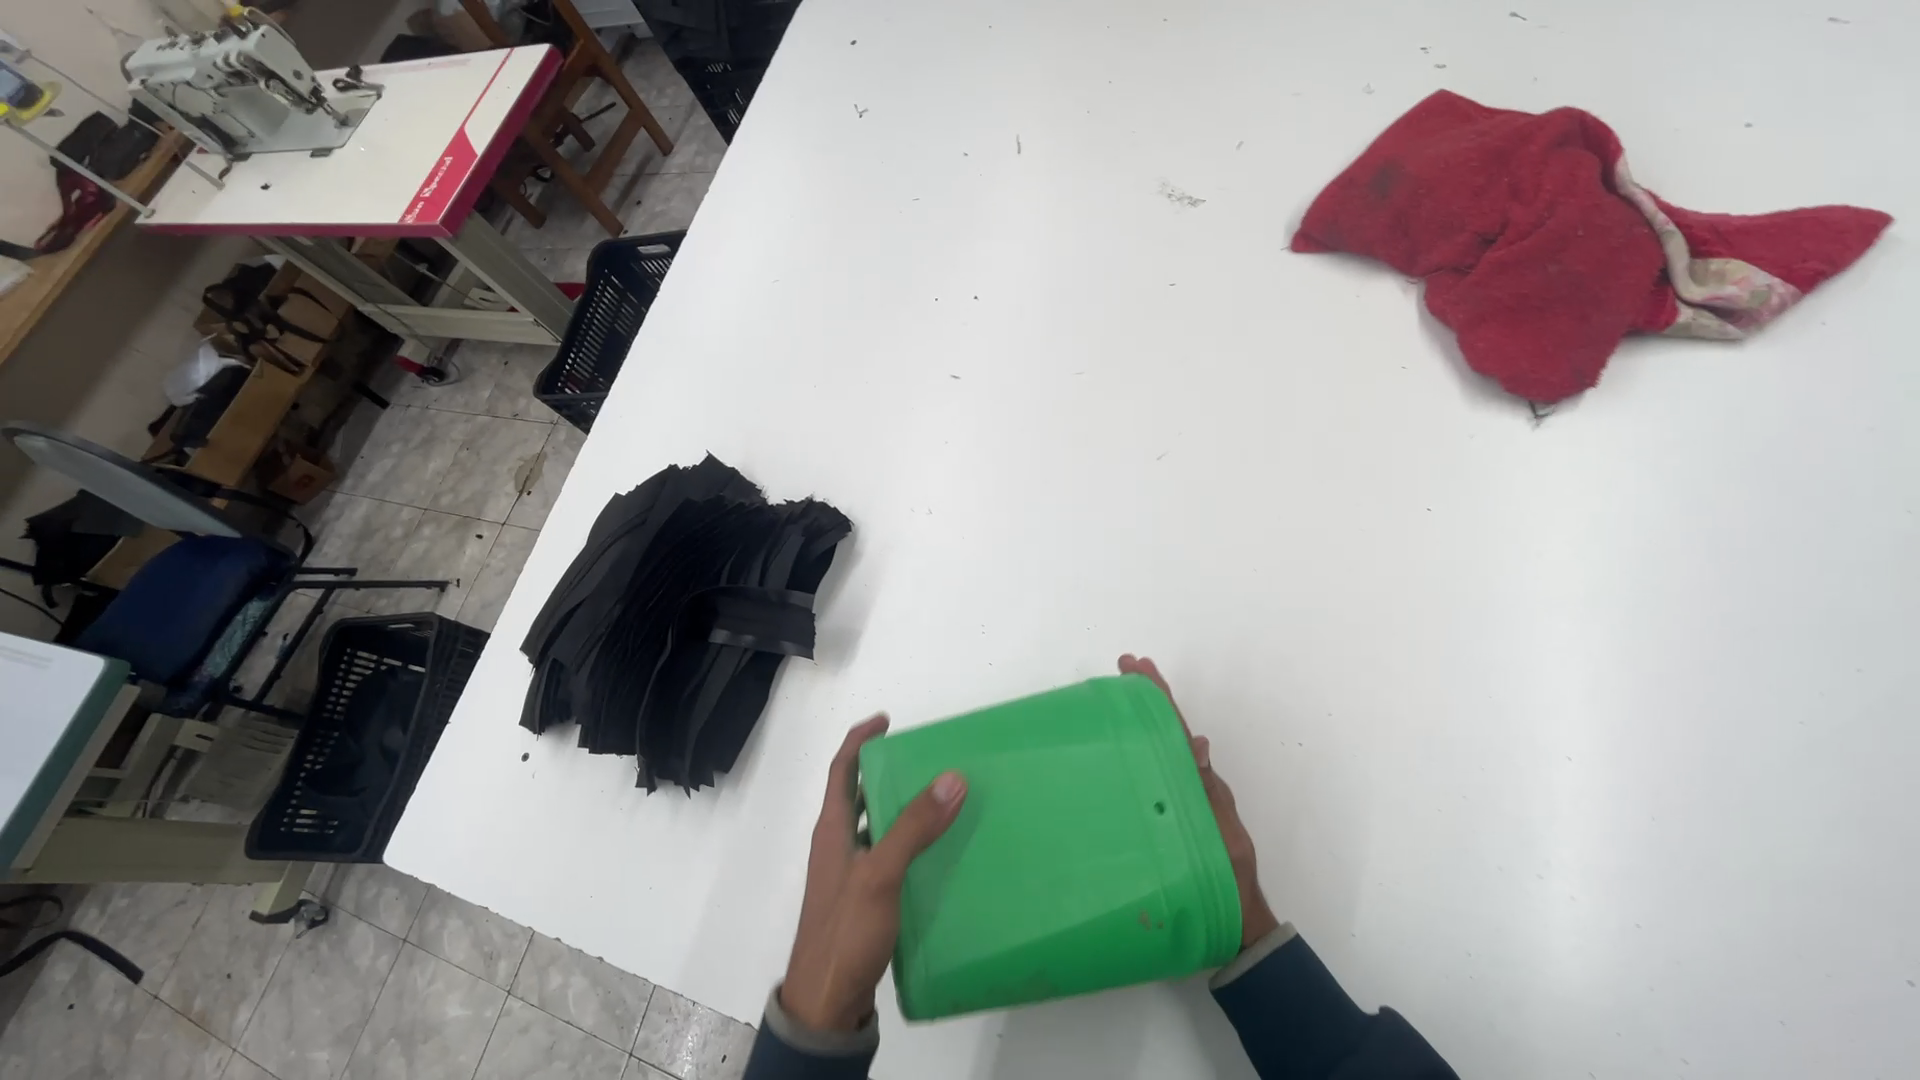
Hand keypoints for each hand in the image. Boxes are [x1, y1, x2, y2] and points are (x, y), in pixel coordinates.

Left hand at [781, 714, 967, 1030]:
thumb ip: (913, 827)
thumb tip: (950, 777)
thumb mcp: (880, 874)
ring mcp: (849, 873)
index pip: (841, 769)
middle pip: (860, 793)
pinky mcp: (863, 898)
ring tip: (941, 798)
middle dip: (889, 771)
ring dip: (901, 807)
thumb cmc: (845, 930)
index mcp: (832, 829)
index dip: (860, 740)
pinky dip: (908, 842)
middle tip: (928, 760)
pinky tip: (937, 851)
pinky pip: (887, 854)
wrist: (826, 1000)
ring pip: (875, 825)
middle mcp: (837, 844)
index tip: (887, 721)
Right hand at [1119, 654, 1280, 950]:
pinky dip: (1137, 750)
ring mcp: (1175, 796)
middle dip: (1148, 695)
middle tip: (1126, 664)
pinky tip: (1120, 744)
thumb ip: (1211, 794)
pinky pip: (1149, 773)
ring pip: (1156, 746)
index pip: (1177, 728)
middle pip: (1166, 728)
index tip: (1139, 667)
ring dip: (1142, 716)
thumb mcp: (1224, 834)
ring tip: (1120, 689)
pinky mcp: (1164, 815)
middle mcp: (1187, 780)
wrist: (1233, 919)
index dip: (1159, 696)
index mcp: (1201, 779)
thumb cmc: (1229, 877)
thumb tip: (1197, 742)